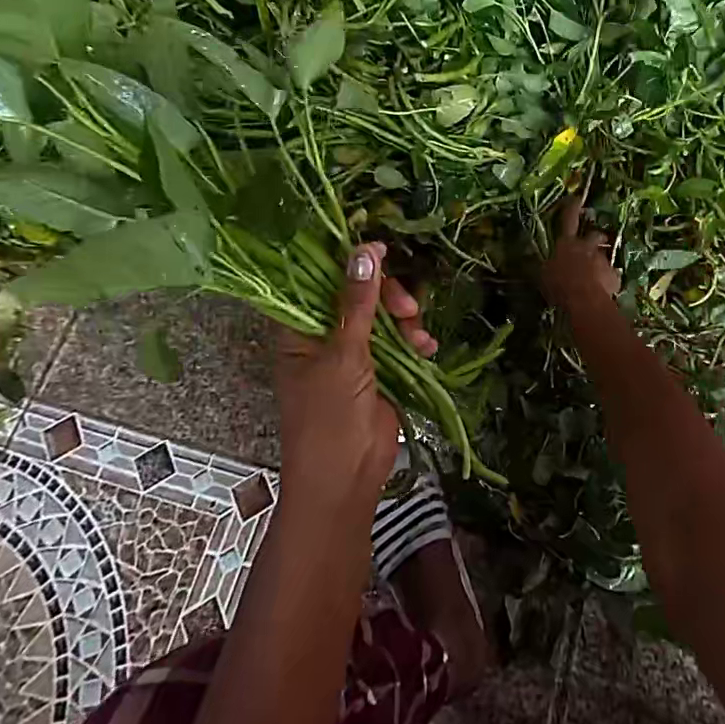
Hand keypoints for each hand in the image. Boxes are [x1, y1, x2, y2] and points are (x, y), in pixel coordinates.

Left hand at [272, 242, 436, 497]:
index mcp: (297, 328)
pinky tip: (427, 349)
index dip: (344, 258)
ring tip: (419, 340)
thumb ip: (357, 302)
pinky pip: (399, 338)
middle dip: (387, 294)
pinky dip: (414, 340)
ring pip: (383, 312)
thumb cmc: (328, 419)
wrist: (347, 479)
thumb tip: (366, 249)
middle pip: (357, 291)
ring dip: (406, 320)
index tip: (378, 245)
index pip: (315, 277)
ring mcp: (353, 349)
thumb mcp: (343, 355)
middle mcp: (323, 332)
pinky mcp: (379, 366)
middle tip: (408, 306)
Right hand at [542, 195, 621, 311]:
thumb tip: (524, 254)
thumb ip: (536, 264)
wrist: (585, 301)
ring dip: (599, 261)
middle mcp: (587, 247)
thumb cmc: (559, 285)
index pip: (568, 219)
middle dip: (595, 235)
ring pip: (603, 256)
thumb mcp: (541, 275)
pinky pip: (611, 276)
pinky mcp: (613, 276)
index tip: (575, 197)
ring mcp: (602, 261)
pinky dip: (608, 280)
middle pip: (594, 235)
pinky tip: (604, 290)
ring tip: (596, 273)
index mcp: (567, 243)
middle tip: (595, 239)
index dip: (571, 207)